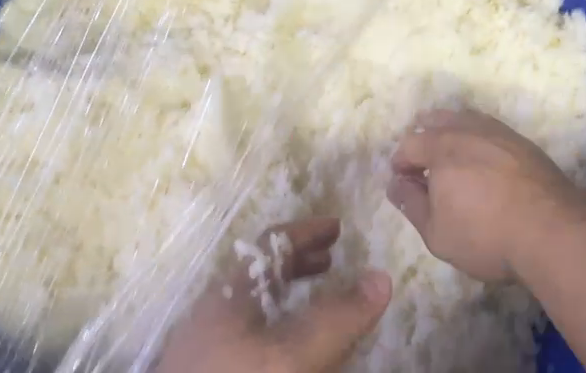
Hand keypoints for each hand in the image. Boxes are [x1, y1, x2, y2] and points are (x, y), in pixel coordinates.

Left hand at [156, 218, 391, 372]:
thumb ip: (336, 319)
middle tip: (332, 262)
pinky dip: (274, 332)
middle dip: (298, 265)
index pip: (271, 244)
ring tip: (317, 308)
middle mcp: (214, 312)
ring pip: (251, 308)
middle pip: (259, 274)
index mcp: (230, 291)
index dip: (306, 232)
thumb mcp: (291, 356)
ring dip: (286, 301)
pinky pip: (244, 337)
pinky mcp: (207, 369)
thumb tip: (381, 277)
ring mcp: (204, 347)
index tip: (337, 227)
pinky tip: (289, 354)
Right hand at [387, 109, 585, 283]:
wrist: (552, 231)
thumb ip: (412, 204)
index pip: (410, 144)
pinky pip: (491, 130)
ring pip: (466, 120)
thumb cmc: (486, 235)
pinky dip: (478, 137)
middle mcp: (467, 130)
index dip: (400, 161)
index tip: (400, 178)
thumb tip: (395, 183)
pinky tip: (483, 155)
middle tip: (421, 156)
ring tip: (451, 150)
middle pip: (437, 121)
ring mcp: (498, 133)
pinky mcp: (523, 143)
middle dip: (424, 136)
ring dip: (452, 130)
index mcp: (440, 148)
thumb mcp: (437, 233)